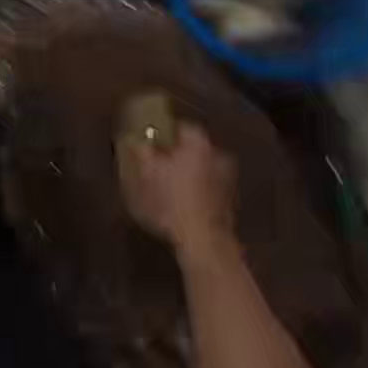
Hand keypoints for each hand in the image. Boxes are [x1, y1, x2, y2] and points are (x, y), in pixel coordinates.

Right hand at [117, 120, 238, 253]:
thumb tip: (136, 138)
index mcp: (198, 143)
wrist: (203, 242)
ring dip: (186, 172)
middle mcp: (218, 155)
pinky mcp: (230, 201)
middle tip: (156, 163)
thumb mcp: (146, 172)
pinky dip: (196, 189)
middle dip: (175, 153)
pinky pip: (208, 186)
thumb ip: (141, 149)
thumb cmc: (172, 201)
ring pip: (201, 167)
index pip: (180, 126)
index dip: (162, 132)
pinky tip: (181, 202)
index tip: (150, 141)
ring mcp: (228, 179)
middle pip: (192, 147)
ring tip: (167, 185)